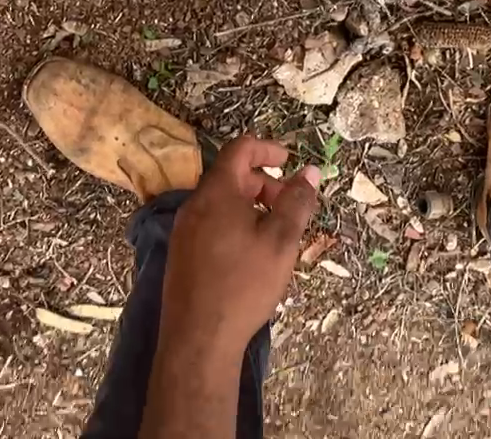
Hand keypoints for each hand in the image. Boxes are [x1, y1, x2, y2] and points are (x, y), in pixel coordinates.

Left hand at [159, 136, 320, 358]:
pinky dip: (234, 223)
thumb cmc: (243, 285)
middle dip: (264, 183)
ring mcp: (183, 230)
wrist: (197, 342)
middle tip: (288, 208)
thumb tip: (309, 172)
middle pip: (231, 175)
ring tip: (273, 235)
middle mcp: (194, 204)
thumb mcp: (280, 241)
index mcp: (217, 192)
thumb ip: (296, 202)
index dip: (266, 148)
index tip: (288, 160)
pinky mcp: (181, 254)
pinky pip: (210, 223)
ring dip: (250, 205)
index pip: (239, 149)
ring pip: (221, 202)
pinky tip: (250, 255)